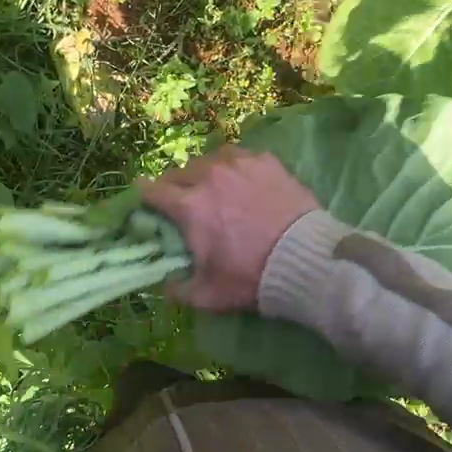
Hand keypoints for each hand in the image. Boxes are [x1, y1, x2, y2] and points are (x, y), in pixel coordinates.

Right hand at [139, 146, 319, 311]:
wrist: (305, 259)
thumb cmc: (251, 277)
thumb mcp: (208, 295)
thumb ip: (178, 290)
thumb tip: (165, 284)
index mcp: (189, 206)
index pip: (151, 191)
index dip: (145, 197)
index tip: (147, 204)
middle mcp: (209, 176)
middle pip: (178, 172)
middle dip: (174, 186)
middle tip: (182, 202)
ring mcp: (239, 164)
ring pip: (209, 159)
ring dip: (204, 172)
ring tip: (213, 186)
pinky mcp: (266, 161)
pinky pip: (240, 156)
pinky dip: (234, 166)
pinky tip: (241, 180)